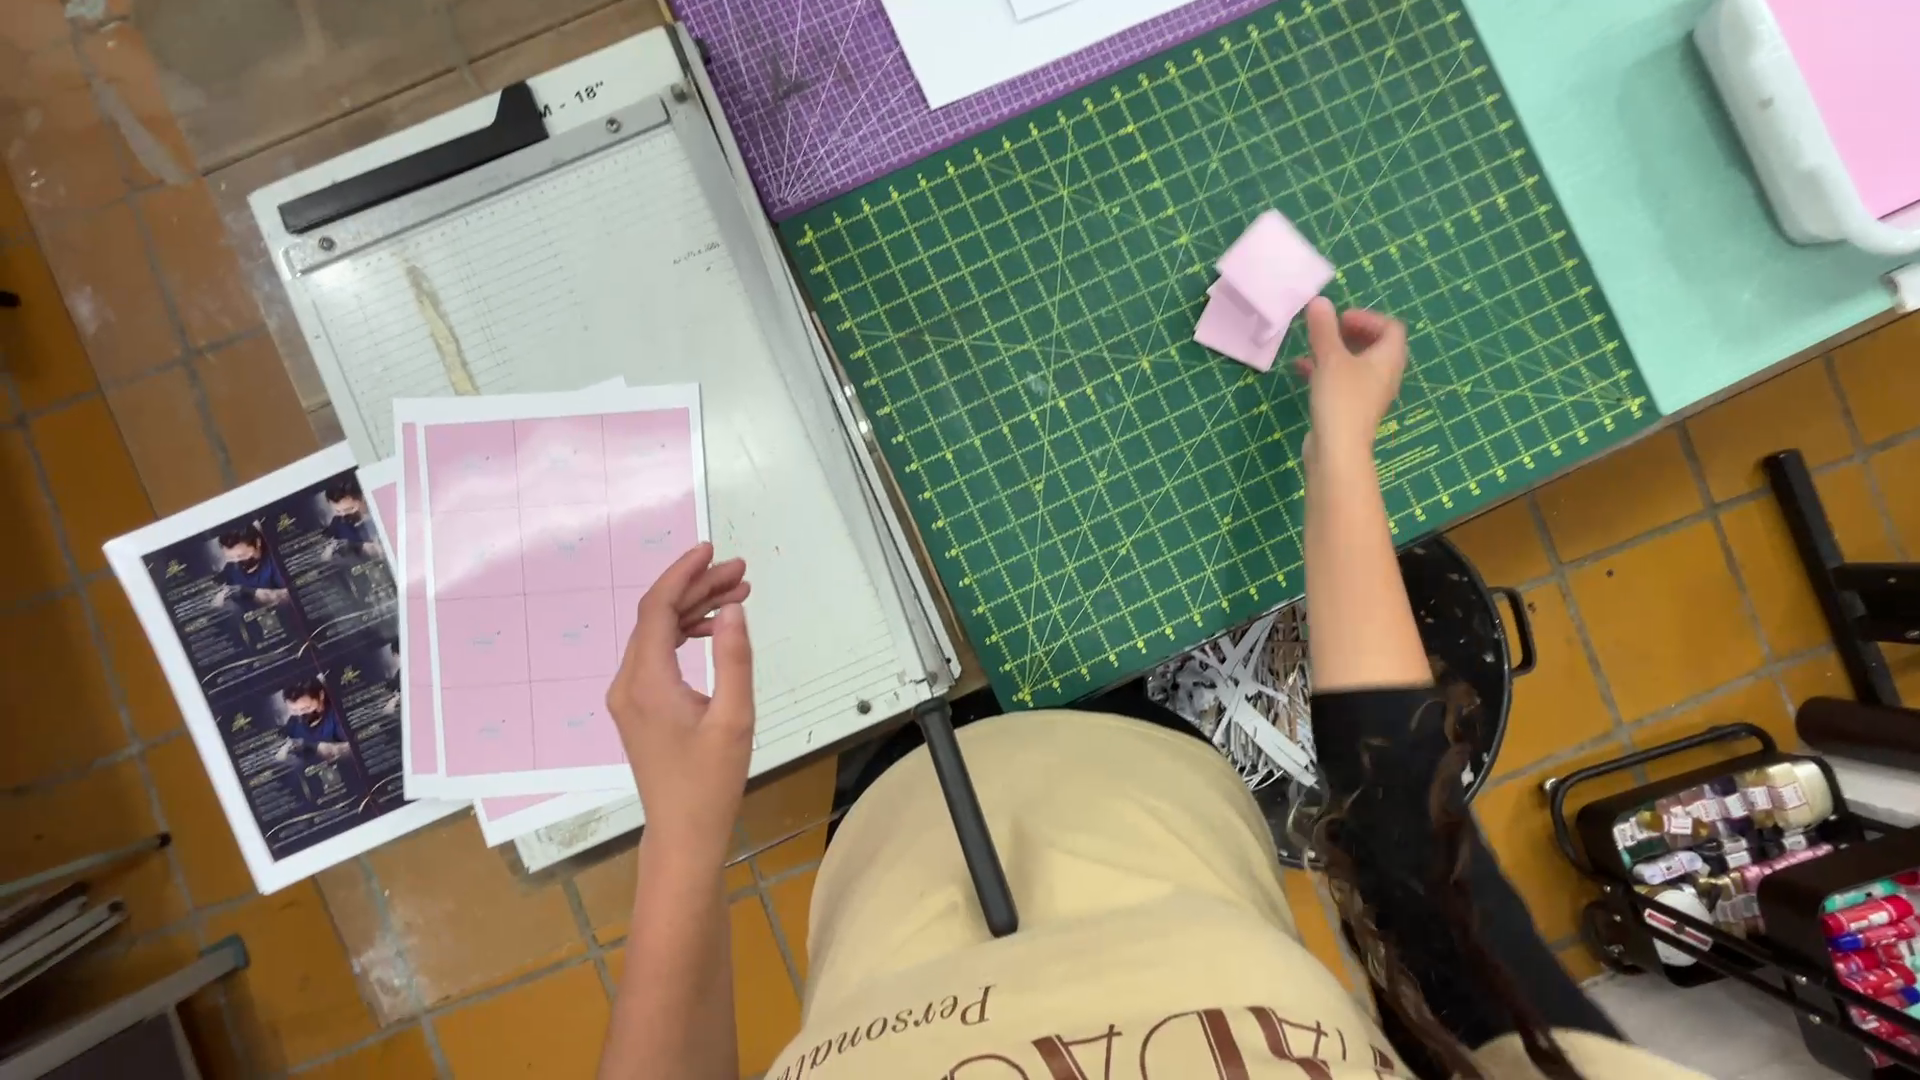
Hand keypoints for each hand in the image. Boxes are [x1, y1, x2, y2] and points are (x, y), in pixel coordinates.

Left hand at [607, 542, 754, 853]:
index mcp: (647, 681)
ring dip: (695, 610)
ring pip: (658, 633)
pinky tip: (715, 630)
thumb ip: (733, 658)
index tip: (711, 548)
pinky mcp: (639, 706)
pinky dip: (686, 634)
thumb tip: (732, 607)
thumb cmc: (711, 780)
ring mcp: (630, 695)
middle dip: (698, 587)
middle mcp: (629, 682)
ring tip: (738, 594)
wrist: (683, 832)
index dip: (682, 573)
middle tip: (742, 571)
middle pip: (657, 617)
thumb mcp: (734, 717)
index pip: (657, 609)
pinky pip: (659, 654)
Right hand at [1292, 296, 1407, 463]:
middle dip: (1351, 333)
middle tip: (1328, 329)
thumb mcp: (1330, 359)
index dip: (1368, 317)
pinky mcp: (1352, 408)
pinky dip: (1327, 371)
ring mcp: (1369, 394)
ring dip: (1336, 352)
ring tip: (1313, 347)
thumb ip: (1323, 329)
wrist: (1337, 449)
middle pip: (1375, 345)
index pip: (1391, 327)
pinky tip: (1303, 370)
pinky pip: (1343, 381)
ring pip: (1356, 364)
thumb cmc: (1341, 399)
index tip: (1341, 318)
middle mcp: (1385, 375)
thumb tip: (1319, 302)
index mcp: (1389, 358)